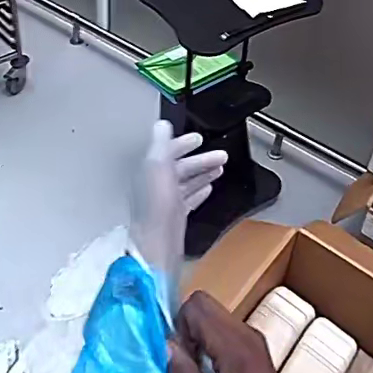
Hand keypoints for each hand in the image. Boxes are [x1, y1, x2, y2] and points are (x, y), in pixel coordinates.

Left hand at [130, 120, 225, 280]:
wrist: (157, 247)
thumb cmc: (156, 210)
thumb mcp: (158, 167)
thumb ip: (160, 145)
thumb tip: (161, 125)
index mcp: (152, 172)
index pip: (168, 151)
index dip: (183, 143)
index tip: (198, 138)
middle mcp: (157, 186)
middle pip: (181, 167)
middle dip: (201, 159)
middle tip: (221, 154)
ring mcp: (166, 203)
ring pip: (187, 182)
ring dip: (204, 172)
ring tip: (220, 167)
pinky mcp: (175, 218)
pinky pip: (189, 199)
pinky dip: (200, 191)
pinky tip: (208, 189)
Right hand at [169, 291, 340, 372]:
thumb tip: (167, 346)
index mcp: (238, 350)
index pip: (196, 306)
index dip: (179, 330)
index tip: (181, 367)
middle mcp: (249, 337)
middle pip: (205, 306)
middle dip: (186, 331)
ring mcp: (256, 345)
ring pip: (214, 318)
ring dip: (197, 341)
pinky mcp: (257, 356)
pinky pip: (224, 334)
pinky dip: (210, 348)